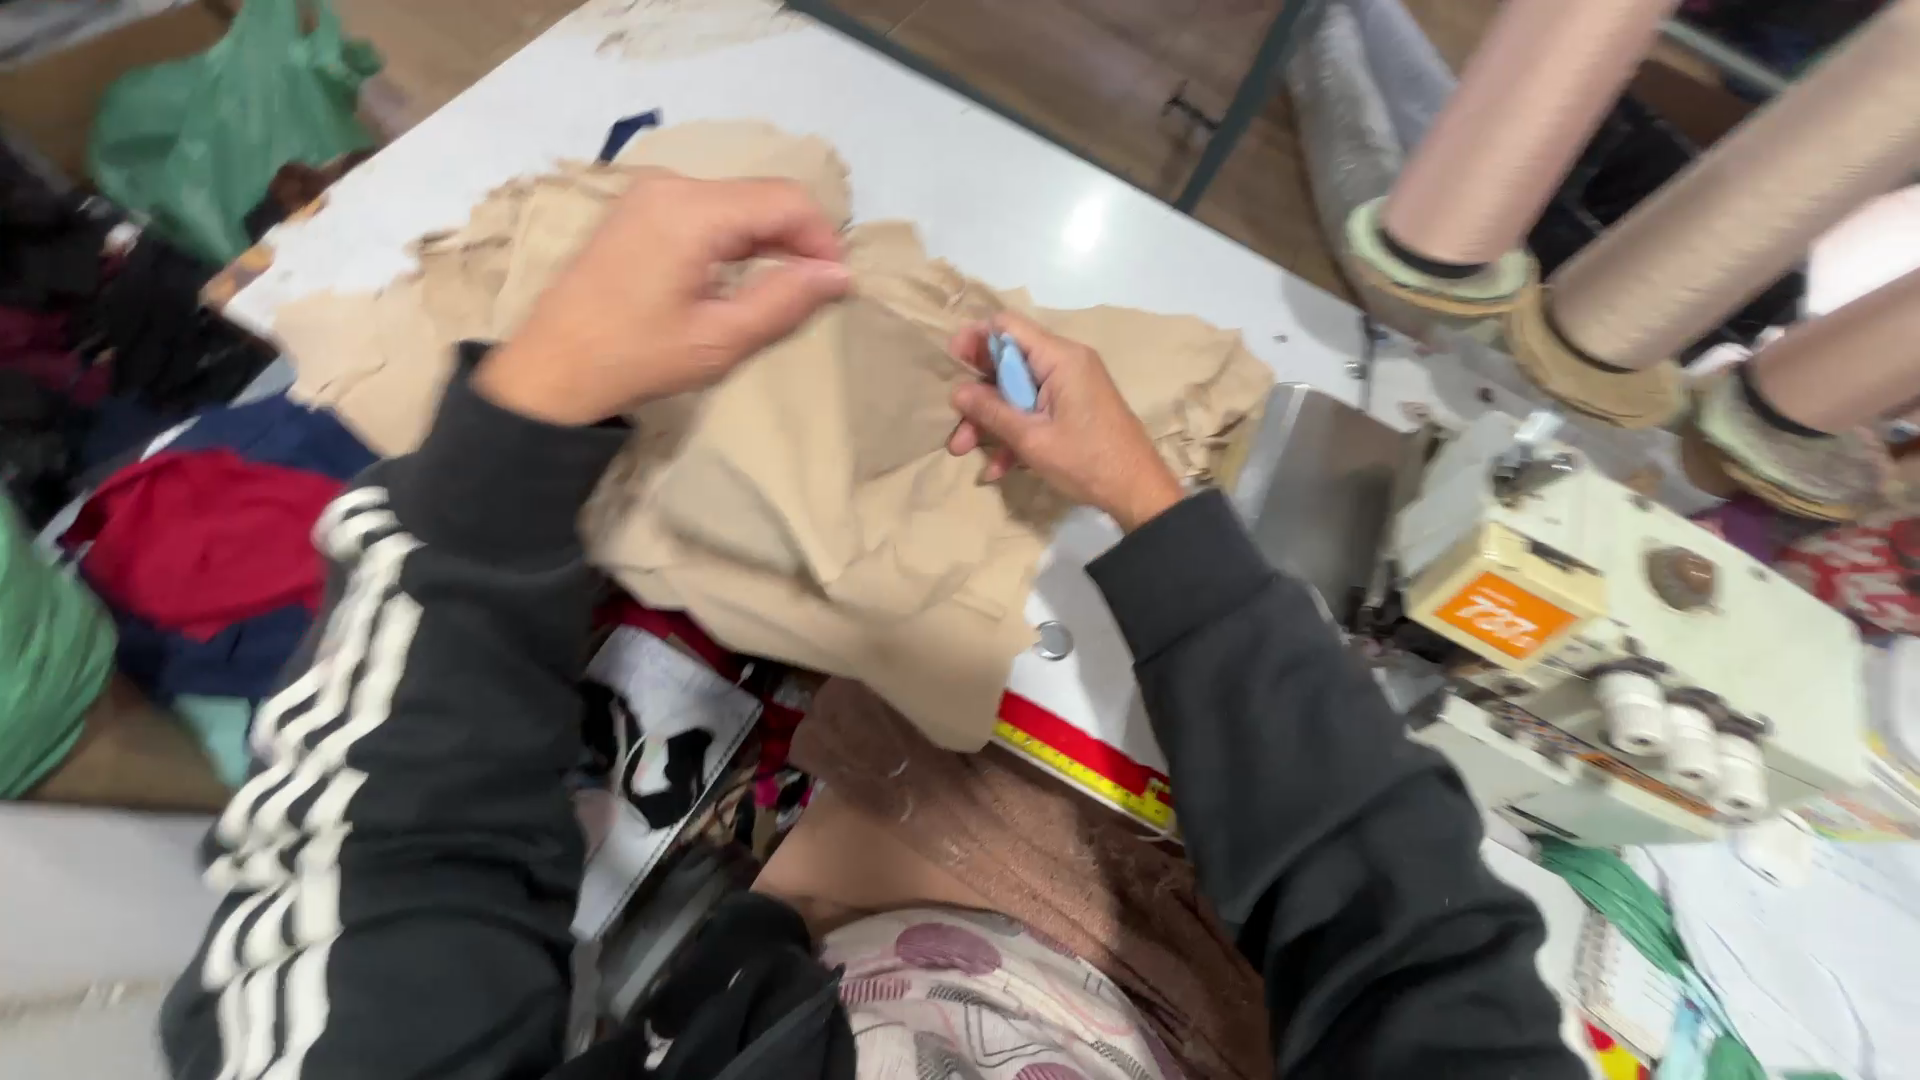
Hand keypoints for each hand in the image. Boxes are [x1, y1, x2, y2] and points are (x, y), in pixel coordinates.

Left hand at [475, 173, 850, 424]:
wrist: (554, 366)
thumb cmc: (638, 357)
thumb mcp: (721, 339)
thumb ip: (785, 301)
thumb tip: (839, 275)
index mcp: (692, 211)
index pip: (785, 200)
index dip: (822, 238)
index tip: (837, 284)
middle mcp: (671, 185)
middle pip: (761, 196)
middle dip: (799, 240)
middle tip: (815, 292)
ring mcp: (651, 193)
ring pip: (737, 203)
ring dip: (770, 240)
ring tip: (783, 289)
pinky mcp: (640, 209)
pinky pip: (709, 210)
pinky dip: (738, 238)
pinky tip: (743, 275)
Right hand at [946, 312, 1183, 530]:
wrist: (1137, 491)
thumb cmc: (1087, 462)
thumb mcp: (1032, 439)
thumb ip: (992, 411)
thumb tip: (958, 391)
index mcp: (1061, 358)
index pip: (1008, 326)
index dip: (976, 339)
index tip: (951, 362)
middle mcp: (1066, 362)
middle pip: (1009, 362)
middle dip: (978, 394)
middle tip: (955, 421)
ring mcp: (1071, 386)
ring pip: (1017, 391)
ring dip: (991, 420)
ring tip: (964, 450)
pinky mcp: (1073, 407)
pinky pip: (1035, 409)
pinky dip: (1015, 432)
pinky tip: (998, 467)